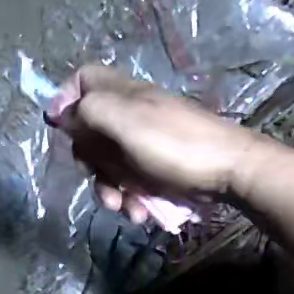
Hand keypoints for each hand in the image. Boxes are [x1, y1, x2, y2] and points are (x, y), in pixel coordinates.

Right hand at [48, 64, 278, 224]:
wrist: (231, 171)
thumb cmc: (175, 144)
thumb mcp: (124, 121)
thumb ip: (88, 111)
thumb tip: (62, 114)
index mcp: (122, 94)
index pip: (83, 80)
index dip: (66, 100)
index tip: (62, 129)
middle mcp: (131, 115)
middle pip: (90, 133)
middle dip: (91, 163)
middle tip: (99, 177)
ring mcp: (146, 143)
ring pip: (110, 165)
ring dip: (111, 190)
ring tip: (126, 207)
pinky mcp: (160, 169)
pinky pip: (133, 182)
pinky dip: (133, 199)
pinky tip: (143, 213)